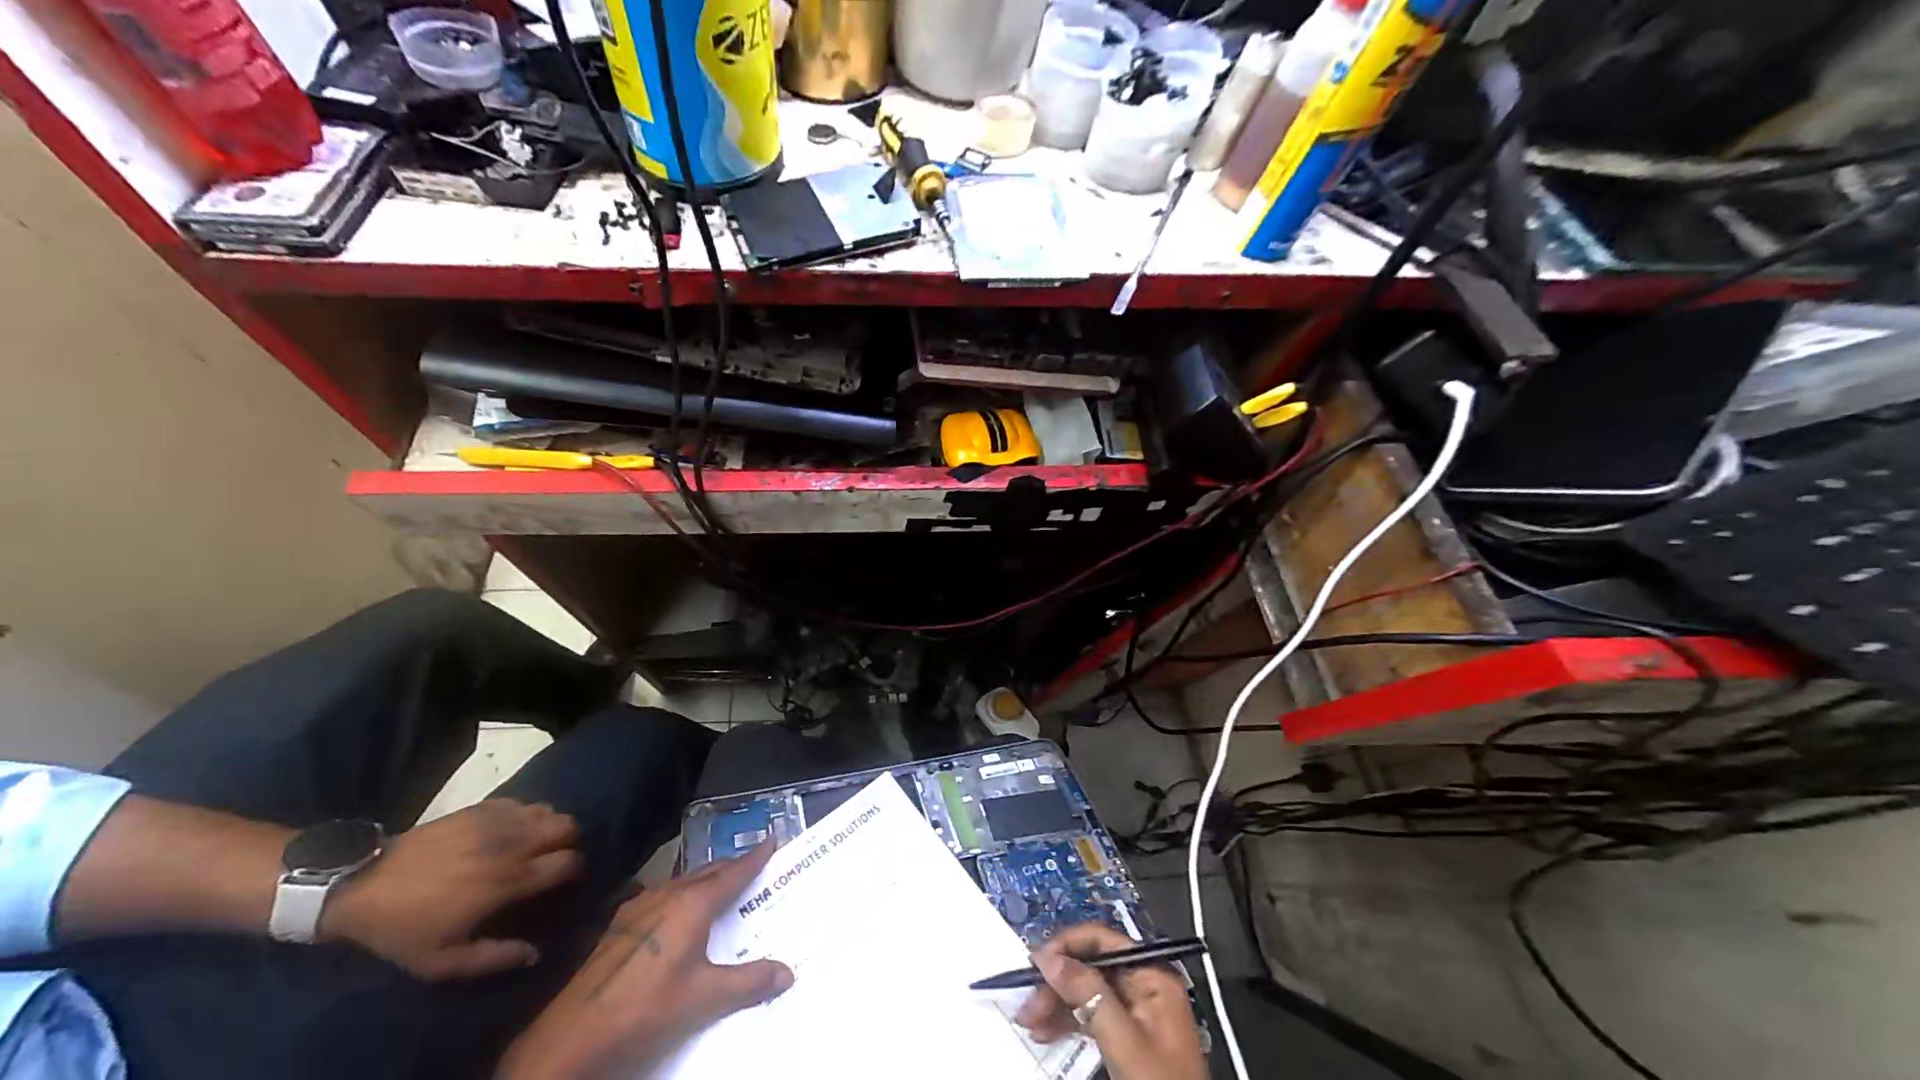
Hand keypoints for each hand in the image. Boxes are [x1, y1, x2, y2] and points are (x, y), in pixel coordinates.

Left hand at [321, 799, 583, 979]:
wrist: (360, 886)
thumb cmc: (404, 927)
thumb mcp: (442, 960)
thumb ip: (494, 958)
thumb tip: (536, 953)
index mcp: (509, 880)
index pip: (568, 862)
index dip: (576, 870)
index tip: (569, 879)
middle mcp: (512, 844)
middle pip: (568, 827)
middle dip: (569, 841)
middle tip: (556, 856)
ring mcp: (496, 822)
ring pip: (548, 810)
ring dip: (549, 824)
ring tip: (536, 840)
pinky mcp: (479, 808)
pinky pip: (520, 802)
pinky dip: (524, 813)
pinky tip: (511, 828)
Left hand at [497, 842, 793, 1079]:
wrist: (574, 1036)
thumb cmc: (647, 1009)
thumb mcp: (705, 998)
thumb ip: (749, 982)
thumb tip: (789, 973)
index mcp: (691, 904)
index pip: (731, 874)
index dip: (754, 858)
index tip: (771, 840)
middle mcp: (665, 896)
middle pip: (706, 873)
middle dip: (730, 867)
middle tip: (752, 864)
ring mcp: (637, 909)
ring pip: (680, 884)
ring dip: (703, 881)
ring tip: (718, 885)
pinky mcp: (617, 927)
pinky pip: (658, 898)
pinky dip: (678, 897)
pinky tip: (674, 912)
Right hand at [1014, 924, 1206, 1079]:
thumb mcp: (1121, 1040)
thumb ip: (1086, 993)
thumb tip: (1046, 957)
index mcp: (1150, 973)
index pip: (1101, 940)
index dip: (1065, 946)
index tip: (1034, 965)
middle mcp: (1143, 982)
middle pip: (1090, 966)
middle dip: (1055, 983)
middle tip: (1026, 1007)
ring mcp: (1136, 1008)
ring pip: (1087, 991)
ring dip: (1056, 1003)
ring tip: (1028, 1022)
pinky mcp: (1128, 1033)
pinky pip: (1092, 1014)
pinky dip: (1068, 1021)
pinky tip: (1045, 1032)